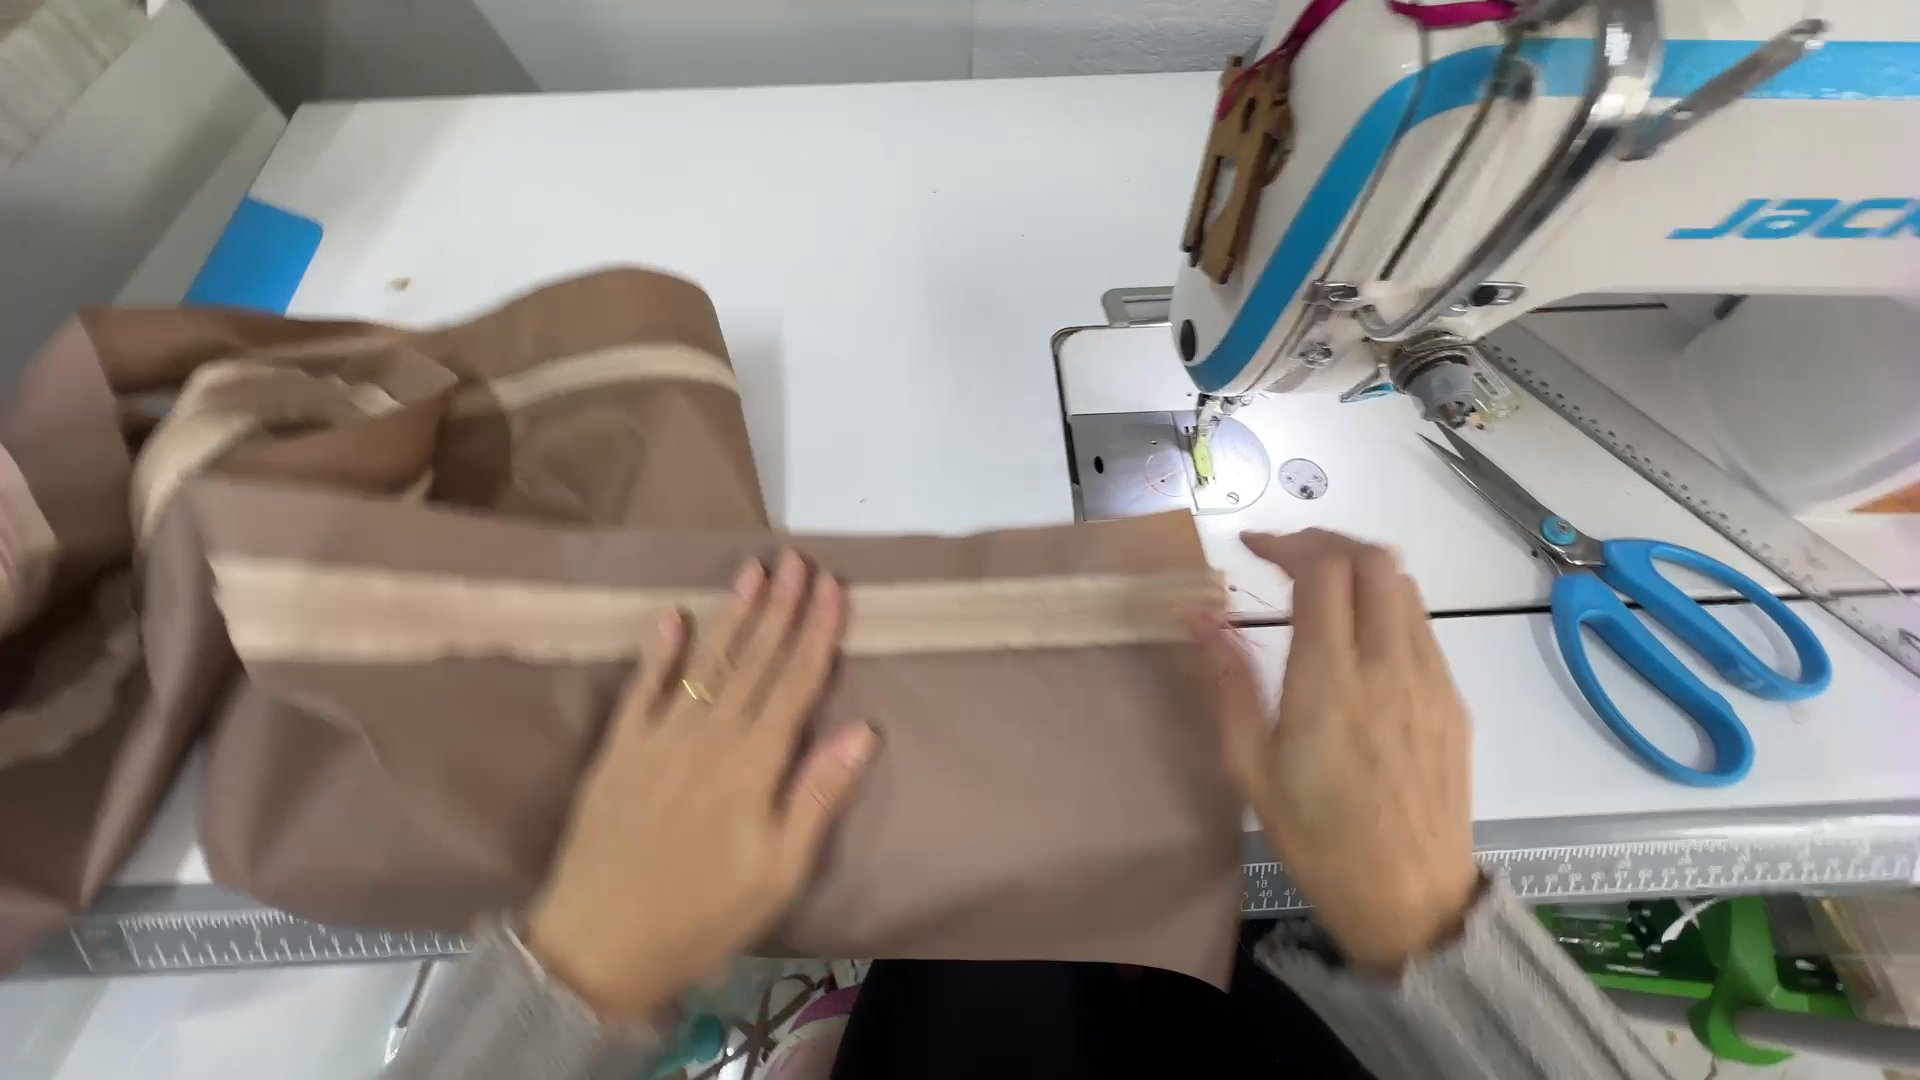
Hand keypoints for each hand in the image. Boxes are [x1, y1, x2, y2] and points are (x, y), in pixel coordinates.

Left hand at [525, 553, 877, 1019]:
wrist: (593, 949)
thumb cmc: (702, 914)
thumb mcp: (779, 871)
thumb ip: (817, 794)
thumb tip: (863, 729)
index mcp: (752, 764)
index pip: (795, 682)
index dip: (817, 632)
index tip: (833, 587)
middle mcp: (709, 736)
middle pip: (754, 660)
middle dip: (780, 607)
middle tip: (797, 559)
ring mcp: (659, 738)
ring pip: (706, 663)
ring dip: (732, 614)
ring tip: (752, 570)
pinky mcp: (620, 750)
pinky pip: (642, 690)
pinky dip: (658, 652)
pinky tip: (671, 616)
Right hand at [1193, 529, 1478, 972]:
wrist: (1411, 899)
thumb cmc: (1315, 835)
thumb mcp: (1250, 764)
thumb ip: (1227, 680)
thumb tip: (1198, 615)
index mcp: (1330, 681)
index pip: (1322, 571)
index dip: (1285, 543)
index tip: (1250, 547)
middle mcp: (1389, 666)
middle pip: (1374, 559)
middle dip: (1324, 539)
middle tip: (1282, 554)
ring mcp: (1431, 680)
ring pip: (1404, 585)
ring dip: (1357, 567)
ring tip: (1316, 585)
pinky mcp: (1452, 699)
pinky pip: (1420, 624)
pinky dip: (1384, 603)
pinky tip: (1355, 635)